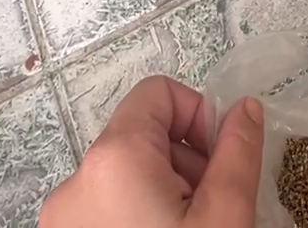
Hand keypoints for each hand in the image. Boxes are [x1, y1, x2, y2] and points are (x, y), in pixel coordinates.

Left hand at [39, 77, 264, 227]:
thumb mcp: (225, 217)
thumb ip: (239, 151)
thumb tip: (245, 107)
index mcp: (113, 158)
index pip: (159, 92)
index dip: (198, 115)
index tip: (220, 160)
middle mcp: (75, 181)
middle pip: (145, 135)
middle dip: (186, 161)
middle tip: (211, 207)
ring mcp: (61, 221)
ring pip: (128, 177)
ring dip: (165, 193)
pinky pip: (107, 210)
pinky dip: (139, 217)